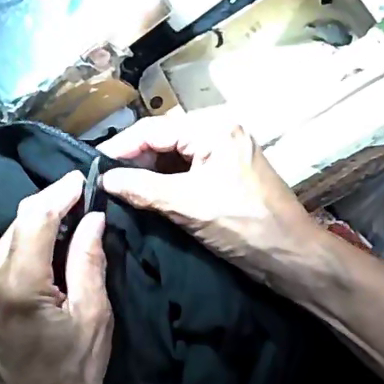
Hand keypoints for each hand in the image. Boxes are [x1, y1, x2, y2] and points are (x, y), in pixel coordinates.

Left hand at [0, 172, 112, 383]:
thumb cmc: (72, 378)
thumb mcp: (93, 319)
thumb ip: (88, 261)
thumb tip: (91, 217)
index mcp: (16, 285)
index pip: (35, 217)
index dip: (60, 192)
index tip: (83, 178)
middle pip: (16, 225)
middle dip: (48, 207)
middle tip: (81, 199)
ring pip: (5, 243)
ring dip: (35, 228)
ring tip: (68, 223)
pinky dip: (22, 251)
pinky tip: (44, 255)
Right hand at [97, 110, 326, 288]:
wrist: (291, 256)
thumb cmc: (243, 225)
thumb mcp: (186, 205)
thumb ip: (141, 188)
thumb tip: (105, 179)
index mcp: (213, 127)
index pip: (153, 129)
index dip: (120, 148)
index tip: (92, 167)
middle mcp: (219, 129)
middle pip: (163, 138)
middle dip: (133, 159)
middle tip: (103, 180)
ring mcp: (224, 150)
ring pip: (173, 154)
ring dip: (147, 171)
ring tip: (118, 188)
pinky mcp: (225, 171)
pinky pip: (186, 167)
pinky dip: (165, 180)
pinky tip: (144, 193)